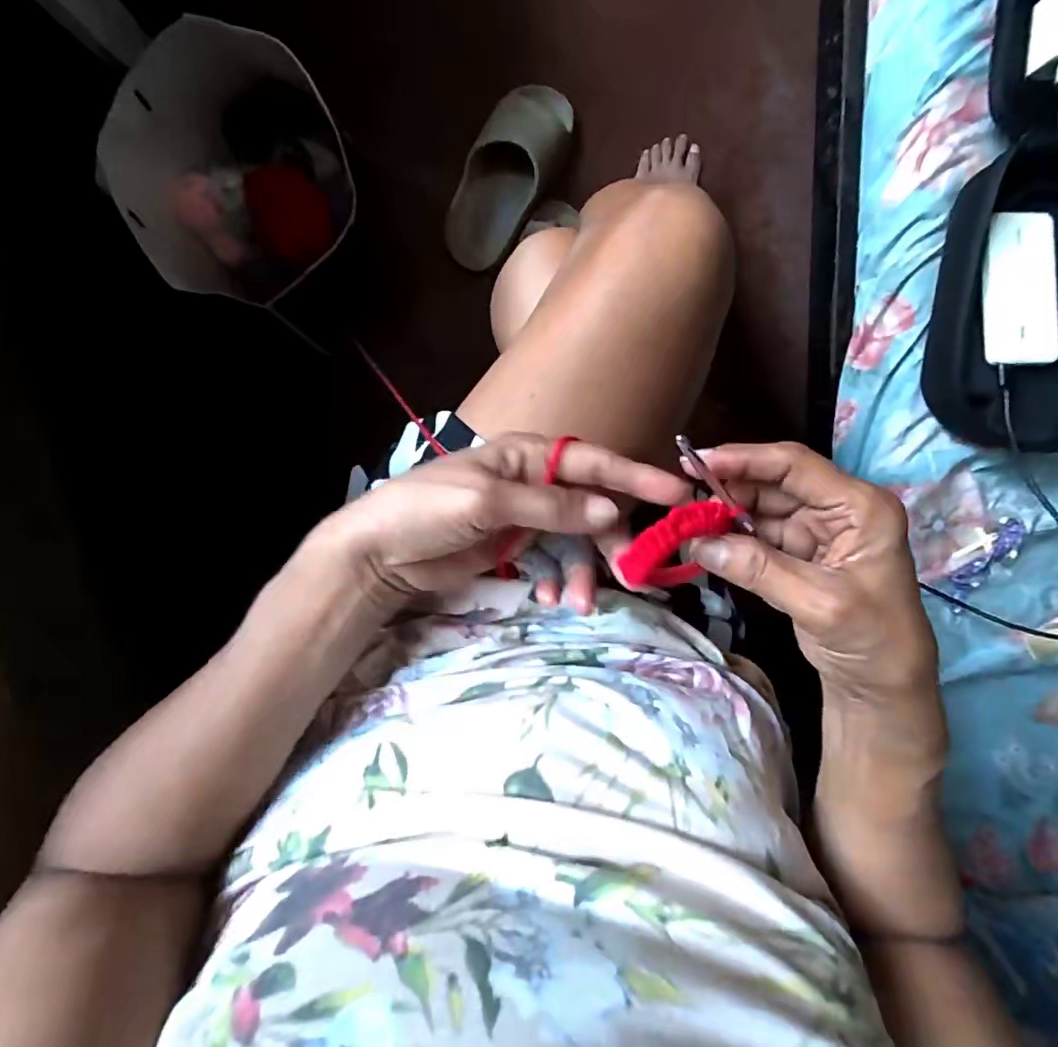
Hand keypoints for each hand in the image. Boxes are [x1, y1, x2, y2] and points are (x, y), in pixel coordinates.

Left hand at [314, 434, 691, 612]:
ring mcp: (526, 518)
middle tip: (635, 573)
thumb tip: (609, 510)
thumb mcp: (486, 501)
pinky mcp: (516, 549)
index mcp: (526, 455)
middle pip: (591, 506)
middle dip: (613, 540)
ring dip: (585, 571)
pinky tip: (552, 600)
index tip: (677, 494)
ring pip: (576, 541)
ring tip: (581, 602)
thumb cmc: (426, 510)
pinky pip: (554, 564)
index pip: (591, 462)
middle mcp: (533, 482)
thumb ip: (548, 506)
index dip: (634, 477)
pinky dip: (559, 582)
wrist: (380, 552)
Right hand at [683, 442, 938, 699]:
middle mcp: (838, 508)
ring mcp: (816, 530)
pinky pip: (755, 534)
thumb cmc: (872, 639)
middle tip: (683, 501)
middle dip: (727, 489)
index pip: (794, 466)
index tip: (696, 462)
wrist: (881, 684)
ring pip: (759, 507)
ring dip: (723, 514)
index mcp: (859, 506)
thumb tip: (700, 543)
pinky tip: (704, 543)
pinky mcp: (797, 552)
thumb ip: (759, 569)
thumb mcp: (819, 603)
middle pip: (772, 483)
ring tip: (687, 524)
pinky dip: (729, 538)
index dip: (743, 459)